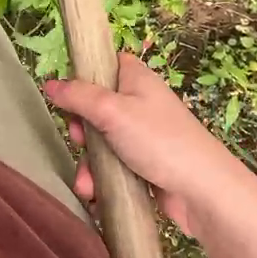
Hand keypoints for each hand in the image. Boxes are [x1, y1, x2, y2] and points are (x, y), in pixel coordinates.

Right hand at [42, 53, 252, 235]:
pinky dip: (103, 175)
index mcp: (134, 76)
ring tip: (86, 182)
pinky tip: (95, 192)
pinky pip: (115, 162)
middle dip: (82, 128)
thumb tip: (49, 85)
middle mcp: (138, 100)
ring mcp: (143, 133)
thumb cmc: (159, 140)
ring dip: (89, 160)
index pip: (99, 64)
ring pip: (102, 138)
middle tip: (80, 140)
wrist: (206, 194)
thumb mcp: (110, 110)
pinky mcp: (146, 162)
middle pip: (94, 105)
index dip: (80, 79)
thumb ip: (77, 95)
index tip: (69, 98)